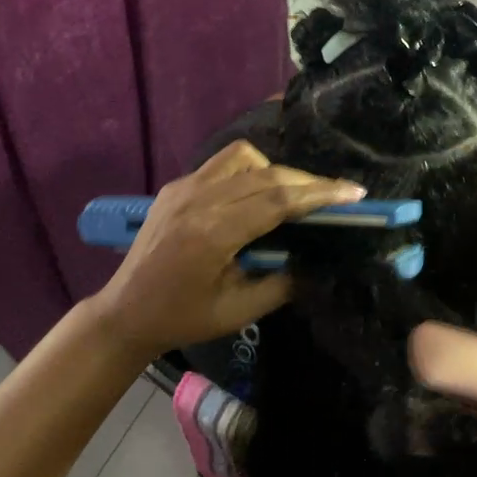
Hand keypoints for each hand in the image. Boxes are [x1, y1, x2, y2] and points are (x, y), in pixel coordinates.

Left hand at [88, 142, 364, 358]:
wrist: (123, 313)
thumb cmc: (182, 319)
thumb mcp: (237, 312)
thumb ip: (281, 285)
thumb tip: (315, 261)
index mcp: (213, 234)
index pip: (278, 201)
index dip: (319, 194)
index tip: (353, 192)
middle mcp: (198, 200)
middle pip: (268, 175)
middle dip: (309, 182)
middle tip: (339, 193)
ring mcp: (184, 187)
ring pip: (244, 157)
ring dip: (276, 171)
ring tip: (291, 195)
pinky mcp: (176, 185)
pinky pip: (222, 164)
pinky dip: (248, 172)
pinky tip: (255, 196)